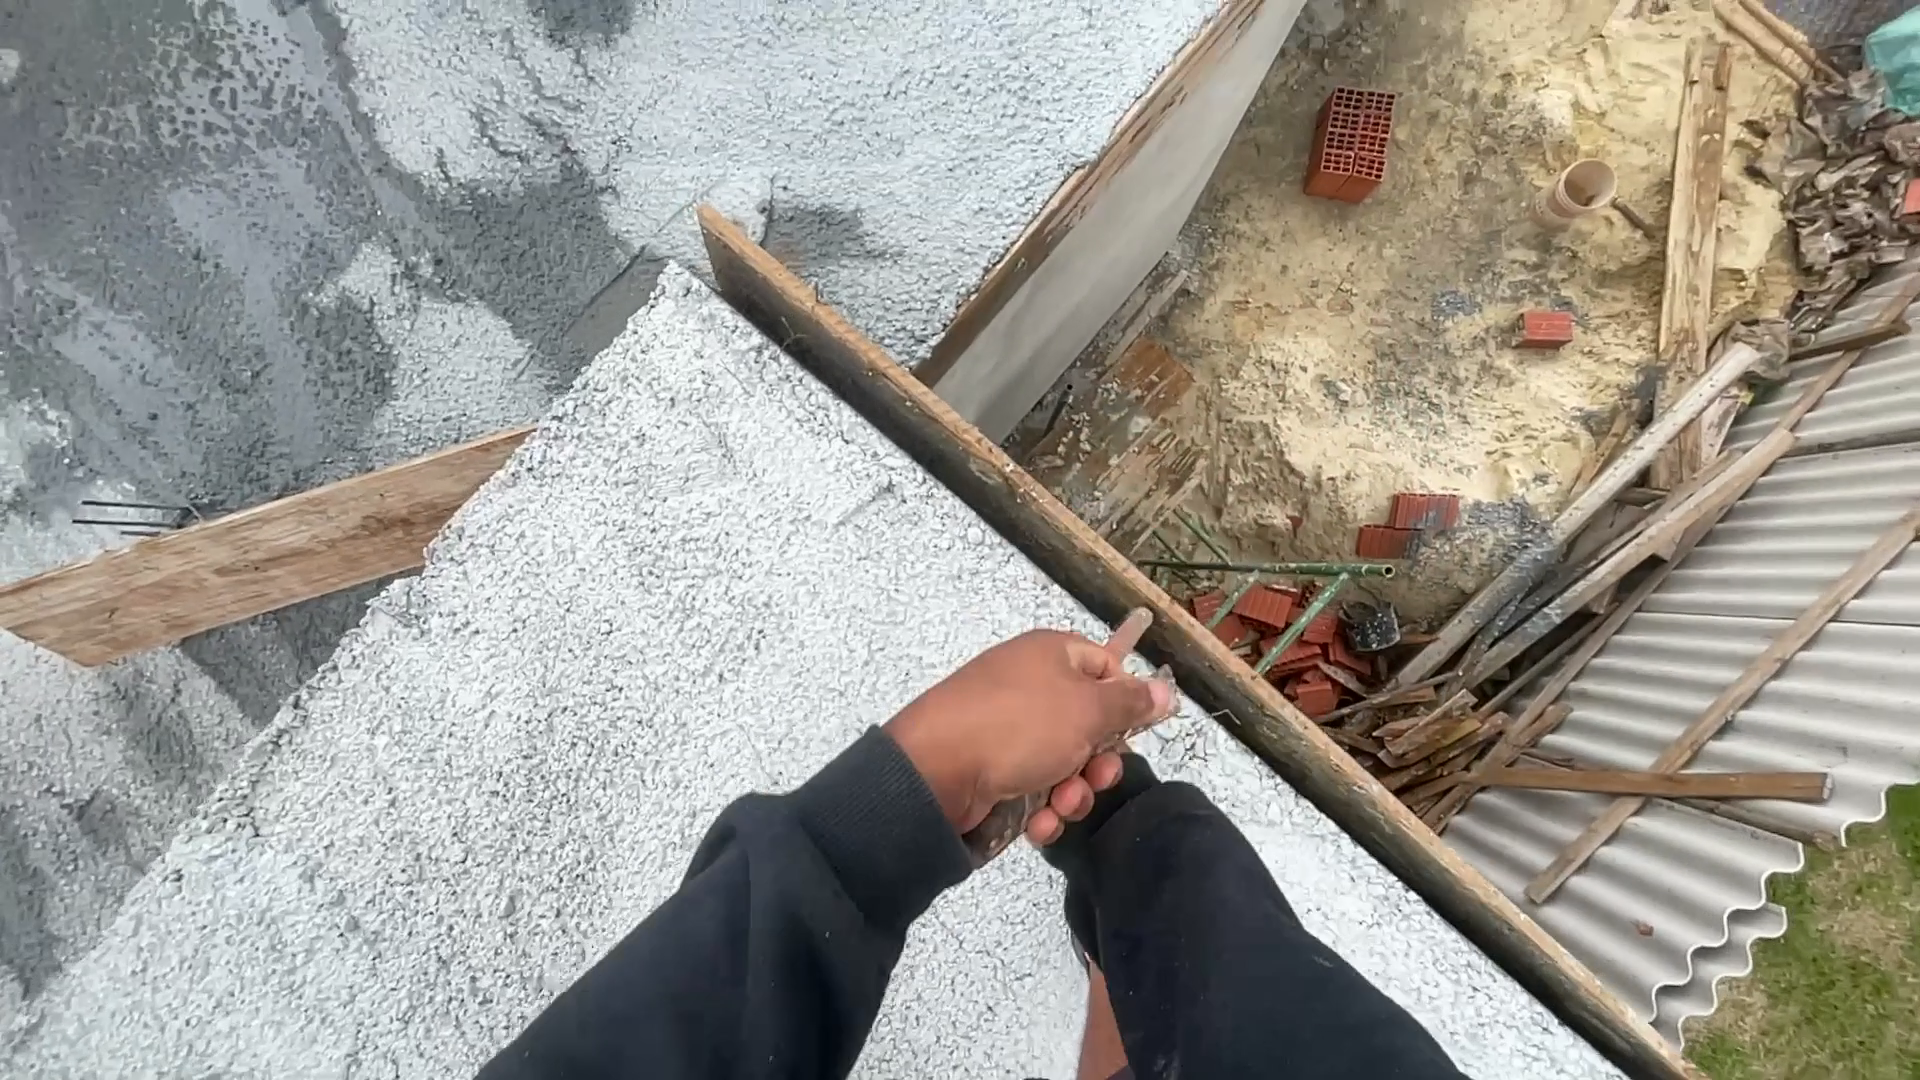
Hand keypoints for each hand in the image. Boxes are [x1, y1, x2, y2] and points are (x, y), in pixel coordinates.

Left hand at [883, 627, 1171, 845]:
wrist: (935, 772)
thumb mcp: (1086, 709)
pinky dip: (1042, 807)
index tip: (1134, 730)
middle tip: (1096, 778)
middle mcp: (1029, 685)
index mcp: (1050, 655)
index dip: (1124, 698)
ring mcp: (1007, 728)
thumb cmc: (1020, 726)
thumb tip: (1165, 689)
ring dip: (1073, 791)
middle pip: (1088, 722)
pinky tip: (1038, 824)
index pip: (1105, 665)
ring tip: (1060, 804)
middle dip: (1099, 760)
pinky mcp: (992, 767)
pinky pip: (1034, 785)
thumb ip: (1130, 702)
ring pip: (1065, 762)